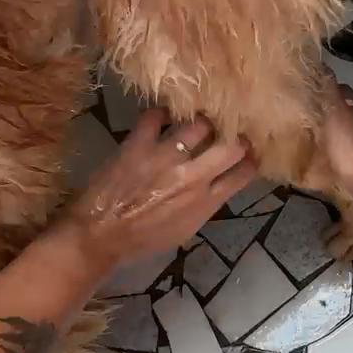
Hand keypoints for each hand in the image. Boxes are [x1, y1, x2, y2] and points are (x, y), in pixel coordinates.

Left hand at [59, 109, 256, 273]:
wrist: (101, 235)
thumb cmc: (144, 239)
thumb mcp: (186, 230)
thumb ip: (205, 204)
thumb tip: (217, 184)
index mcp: (206, 201)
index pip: (242, 174)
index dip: (252, 160)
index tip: (252, 153)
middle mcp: (192, 177)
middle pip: (230, 147)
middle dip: (236, 136)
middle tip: (232, 130)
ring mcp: (166, 157)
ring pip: (198, 125)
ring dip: (204, 121)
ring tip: (202, 118)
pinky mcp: (139, 144)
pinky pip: (155, 116)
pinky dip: (162, 112)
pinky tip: (166, 114)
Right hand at [318, 76, 352, 194]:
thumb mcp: (335, 114)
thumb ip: (330, 92)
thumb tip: (324, 67)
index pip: (345, 91)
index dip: (329, 92)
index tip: (313, 97)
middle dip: (338, 113)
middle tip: (317, 120)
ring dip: (346, 133)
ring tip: (327, 141)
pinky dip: (352, 151)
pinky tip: (343, 159)